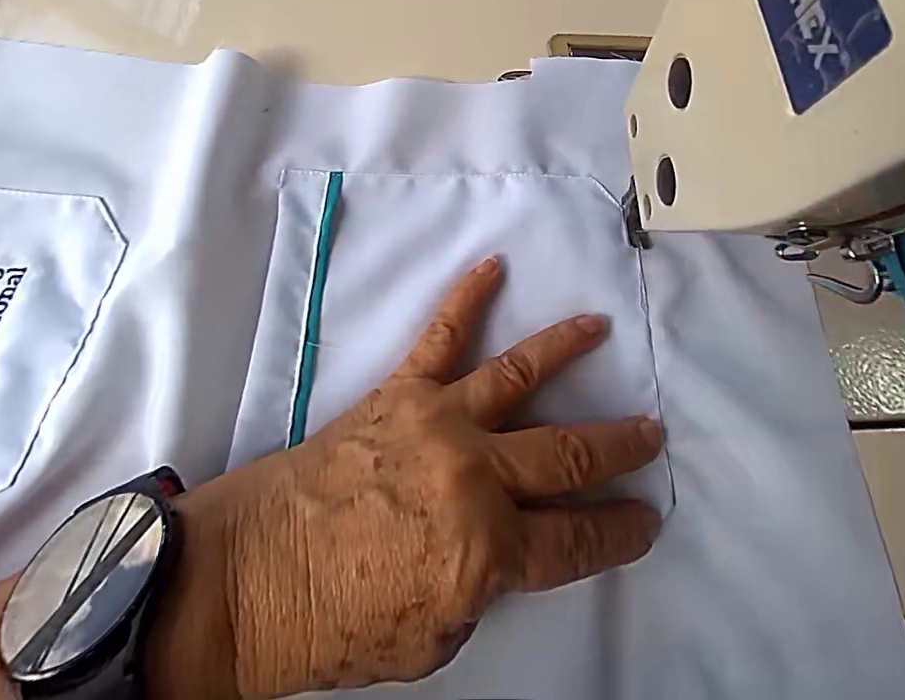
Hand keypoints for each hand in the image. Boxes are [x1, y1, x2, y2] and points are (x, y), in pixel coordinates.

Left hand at [150, 257, 664, 698]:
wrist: (255, 567)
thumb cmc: (340, 620)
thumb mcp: (436, 636)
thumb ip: (482, 585)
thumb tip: (500, 546)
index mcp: (489, 551)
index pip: (577, 540)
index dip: (618, 531)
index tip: (645, 518)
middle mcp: (473, 475)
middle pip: (564, 455)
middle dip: (615, 446)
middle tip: (648, 433)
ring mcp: (435, 422)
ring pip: (517, 377)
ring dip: (564, 348)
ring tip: (598, 326)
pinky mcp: (397, 391)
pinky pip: (439, 335)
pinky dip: (466, 297)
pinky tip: (491, 267)